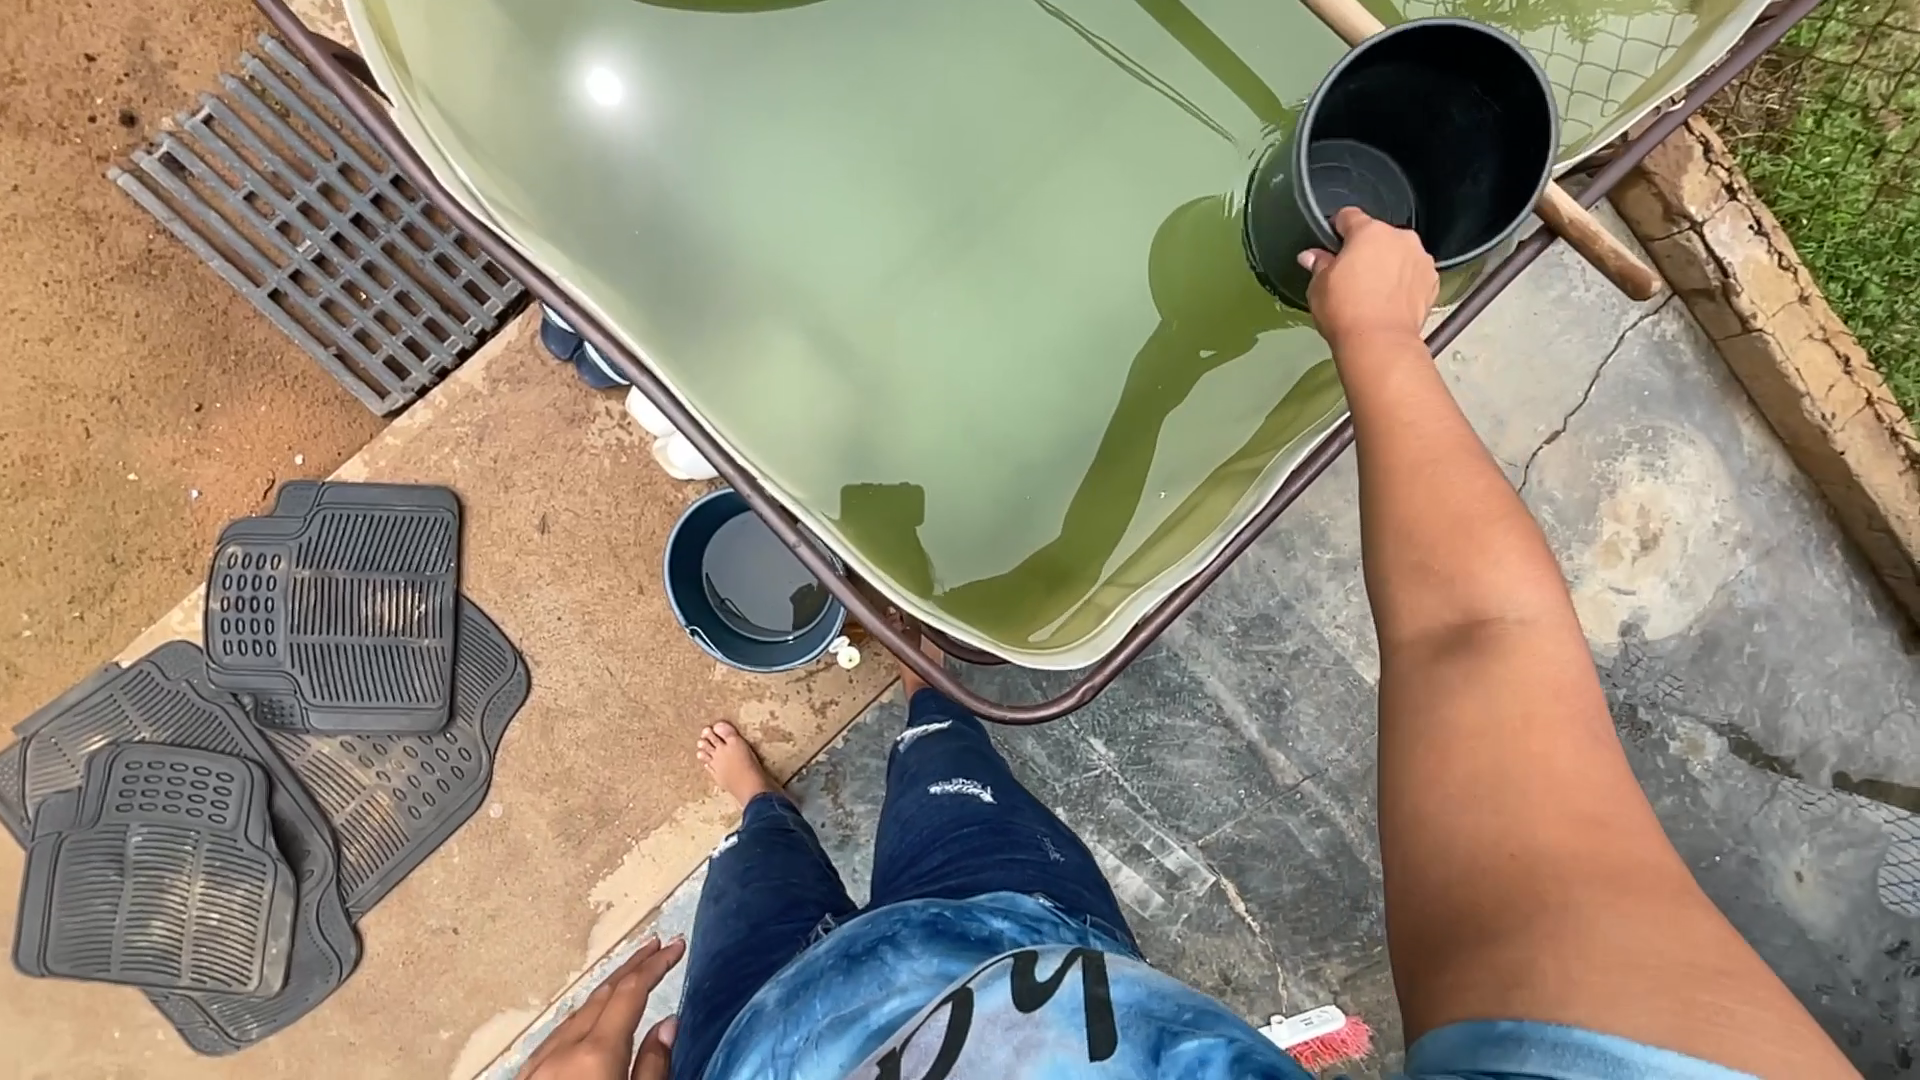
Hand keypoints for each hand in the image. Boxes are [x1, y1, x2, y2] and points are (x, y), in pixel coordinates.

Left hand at [522, 936, 686, 1079]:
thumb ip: (652, 1066)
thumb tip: (667, 1024)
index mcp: (597, 1054)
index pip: (632, 992)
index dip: (656, 964)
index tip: (677, 945)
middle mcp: (563, 1051)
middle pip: (602, 994)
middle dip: (632, 966)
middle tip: (656, 946)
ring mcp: (536, 1067)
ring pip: (575, 1014)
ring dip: (605, 990)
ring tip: (626, 976)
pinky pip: (555, 1038)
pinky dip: (579, 1018)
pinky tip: (584, 1019)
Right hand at [1297, 207, 1437, 348]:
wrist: (1379, 341)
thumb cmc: (1344, 311)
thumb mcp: (1318, 287)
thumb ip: (1318, 265)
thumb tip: (1311, 256)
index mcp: (1368, 232)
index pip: (1349, 216)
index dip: (1336, 227)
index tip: (1331, 240)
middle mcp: (1399, 237)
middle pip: (1377, 236)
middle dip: (1365, 250)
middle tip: (1350, 275)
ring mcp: (1420, 258)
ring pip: (1398, 253)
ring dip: (1386, 264)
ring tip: (1372, 292)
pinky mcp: (1431, 280)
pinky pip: (1413, 274)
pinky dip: (1402, 282)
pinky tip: (1388, 301)